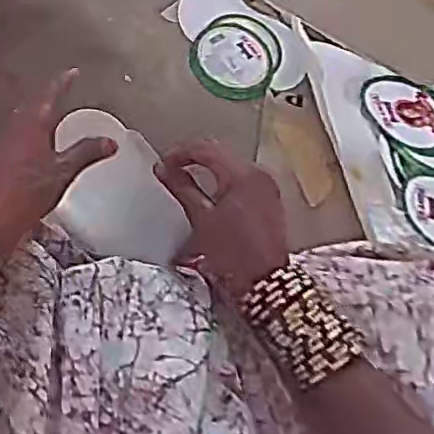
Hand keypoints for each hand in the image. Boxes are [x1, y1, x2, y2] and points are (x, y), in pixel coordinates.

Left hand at [0, 70, 116, 258]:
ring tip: (51, 111)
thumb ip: (86, 152)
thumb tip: (109, 141)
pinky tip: (35, 141)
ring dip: (37, 110)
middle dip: (48, 94)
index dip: (61, 82)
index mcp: (31, 124)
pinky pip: (16, 131)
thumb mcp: (64, 171)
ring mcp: (4, 142)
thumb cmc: (28, 193)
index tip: (72, 73)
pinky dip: (29, 127)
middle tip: (62, 89)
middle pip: (32, 103)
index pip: (48, 95)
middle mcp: (15, 127)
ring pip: (22, 116)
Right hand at [153, 140, 288, 297]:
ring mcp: (267, 187)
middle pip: (220, 154)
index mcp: (242, 175)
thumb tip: (164, 169)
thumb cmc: (233, 254)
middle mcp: (258, 175)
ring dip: (209, 169)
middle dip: (194, 158)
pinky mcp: (270, 200)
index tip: (164, 163)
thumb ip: (181, 188)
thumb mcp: (201, 219)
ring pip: (231, 165)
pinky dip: (224, 180)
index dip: (180, 153)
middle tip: (172, 169)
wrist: (266, 284)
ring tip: (187, 180)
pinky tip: (210, 193)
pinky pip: (243, 179)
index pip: (206, 149)